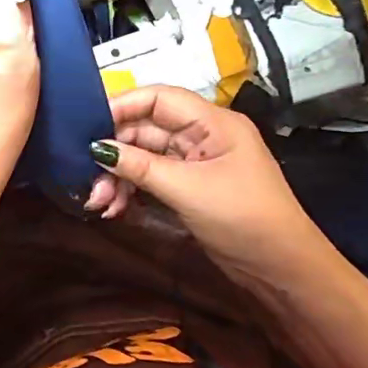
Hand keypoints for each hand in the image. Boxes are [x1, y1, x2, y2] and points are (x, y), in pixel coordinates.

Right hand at [84, 85, 328, 282]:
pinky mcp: (186, 185)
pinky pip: (148, 176)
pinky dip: (129, 189)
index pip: (158, 98)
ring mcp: (193, 161)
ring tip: (99, 202)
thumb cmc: (243, 219)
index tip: (85, 126)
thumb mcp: (186, 189)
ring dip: (117, 176)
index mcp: (213, 123)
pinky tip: (114, 208)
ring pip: (142, 155)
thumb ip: (139, 166)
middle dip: (113, 152)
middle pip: (144, 129)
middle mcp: (201, 135)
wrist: (281, 269)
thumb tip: (95, 148)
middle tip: (87, 177)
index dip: (120, 106)